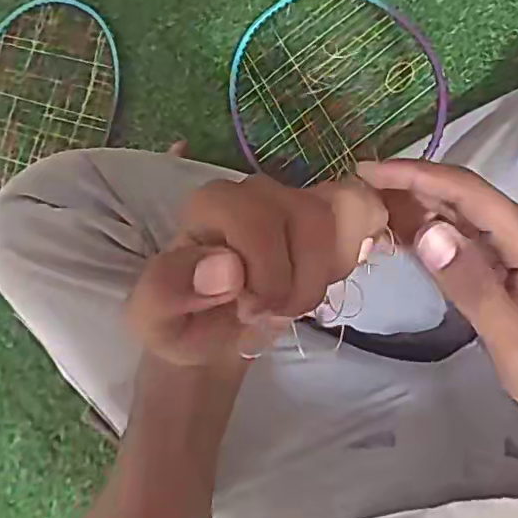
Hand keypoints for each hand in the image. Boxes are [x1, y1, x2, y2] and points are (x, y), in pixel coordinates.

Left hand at [126, 174, 387, 365]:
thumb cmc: (184, 318)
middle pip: (310, 219)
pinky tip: (323, 276)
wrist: (214, 328)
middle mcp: (258, 189)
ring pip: (339, 221)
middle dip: (298, 283)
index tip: (248, 310)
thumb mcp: (155, 319)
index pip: (260, 220)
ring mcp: (297, 197)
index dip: (267, 274)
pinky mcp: (327, 211)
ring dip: (322, 277)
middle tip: (271, 314)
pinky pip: (362, 212)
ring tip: (293, 304)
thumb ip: (173, 289)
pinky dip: (351, 252)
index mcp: (214, 201)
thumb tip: (227, 267)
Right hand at [358, 160, 517, 442]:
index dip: (416, 175)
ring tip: (367, 204)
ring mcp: (514, 244)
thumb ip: (472, 284)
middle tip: (356, 188)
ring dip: (415, 204)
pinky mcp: (506, 260)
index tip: (368, 170)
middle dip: (409, 183)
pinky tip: (400, 233)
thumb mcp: (514, 339)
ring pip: (458, 210)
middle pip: (460, 192)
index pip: (467, 190)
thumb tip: (427, 230)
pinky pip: (462, 234)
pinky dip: (429, 229)